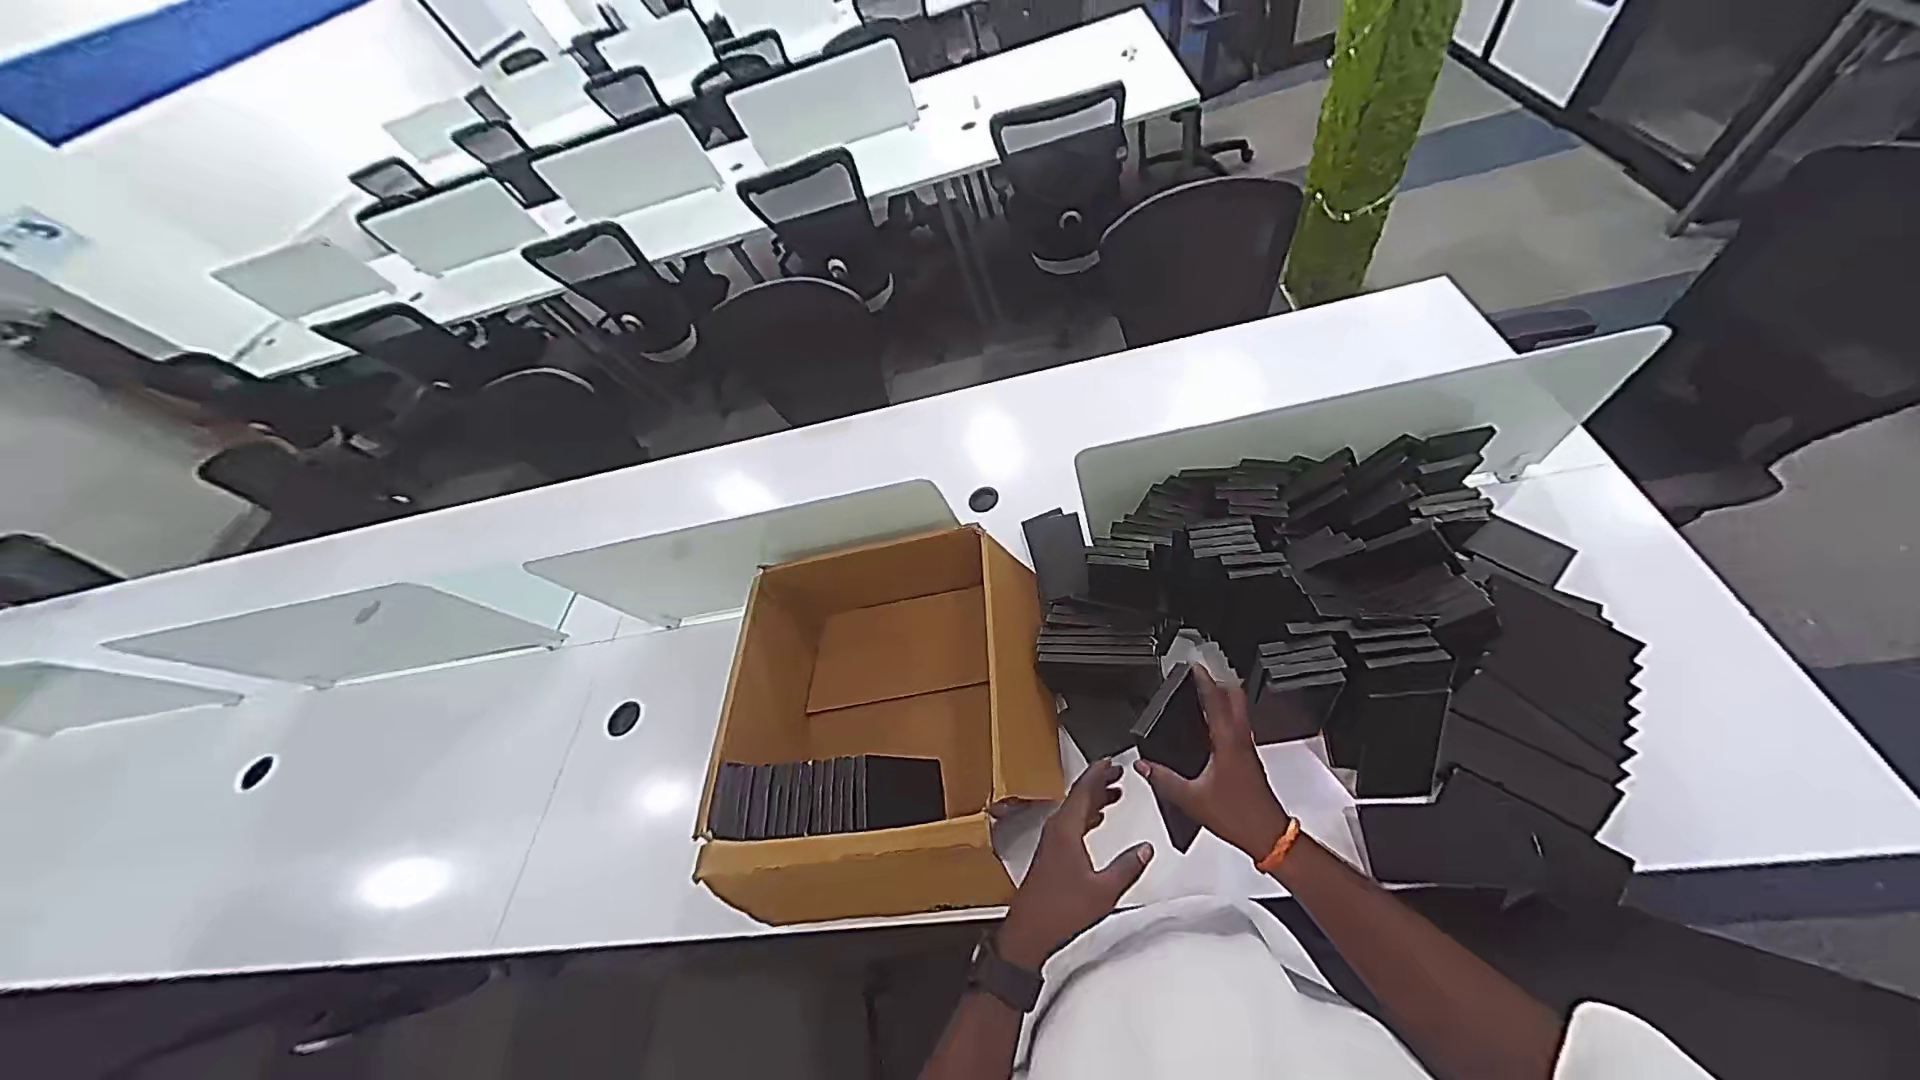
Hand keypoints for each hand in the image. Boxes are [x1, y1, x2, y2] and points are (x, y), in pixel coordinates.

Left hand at [998, 759, 1152, 967]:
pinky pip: (1069, 823)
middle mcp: (1055, 830)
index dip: (1098, 773)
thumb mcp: (1103, 891)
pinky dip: (1085, 815)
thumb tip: (1144, 849)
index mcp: (1065, 830)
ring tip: (1112, 793)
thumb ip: (1126, 866)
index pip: (1083, 790)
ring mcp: (1051, 841)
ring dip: (1092, 799)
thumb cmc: (1059, 912)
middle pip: (1077, 796)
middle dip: (1098, 782)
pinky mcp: (1050, 853)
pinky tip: (1095, 820)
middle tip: (1116, 773)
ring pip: (1073, 809)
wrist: (1029, 934)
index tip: (1110, 761)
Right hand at [1136, 667, 1292, 860]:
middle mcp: (1241, 742)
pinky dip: (1226, 718)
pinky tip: (1214, 728)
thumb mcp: (1191, 799)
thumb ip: (1164, 779)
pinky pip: (1239, 728)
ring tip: (1207, 694)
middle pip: (1236, 700)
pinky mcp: (1250, 761)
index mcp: (1228, 743)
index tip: (1195, 667)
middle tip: (1205, 675)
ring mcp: (1248, 750)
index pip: (1215, 701)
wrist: (1269, 836)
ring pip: (1239, 712)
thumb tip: (1145, 766)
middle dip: (1220, 682)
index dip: (1204, 681)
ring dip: (1224, 698)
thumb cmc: (1240, 817)